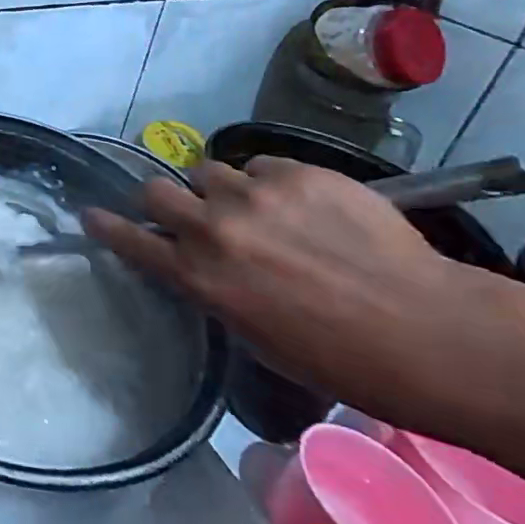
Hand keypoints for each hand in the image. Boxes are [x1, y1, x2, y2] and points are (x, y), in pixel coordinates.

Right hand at [84, 157, 472, 397]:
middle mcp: (214, 228)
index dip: (108, 226)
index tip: (91, 214)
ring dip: (222, 189)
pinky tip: (305, 206)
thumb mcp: (258, 337)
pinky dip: (272, 182)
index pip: (132, 241)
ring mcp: (254, 194)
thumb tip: (202, 265)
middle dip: (168, 199)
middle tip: (194, 211)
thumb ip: (216, 291)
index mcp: (201, 278)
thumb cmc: (343, 358)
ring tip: (260, 208)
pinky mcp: (297, 172)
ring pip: (209, 171)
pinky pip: (263, 165)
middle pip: (157, 188)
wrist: (433, 332)